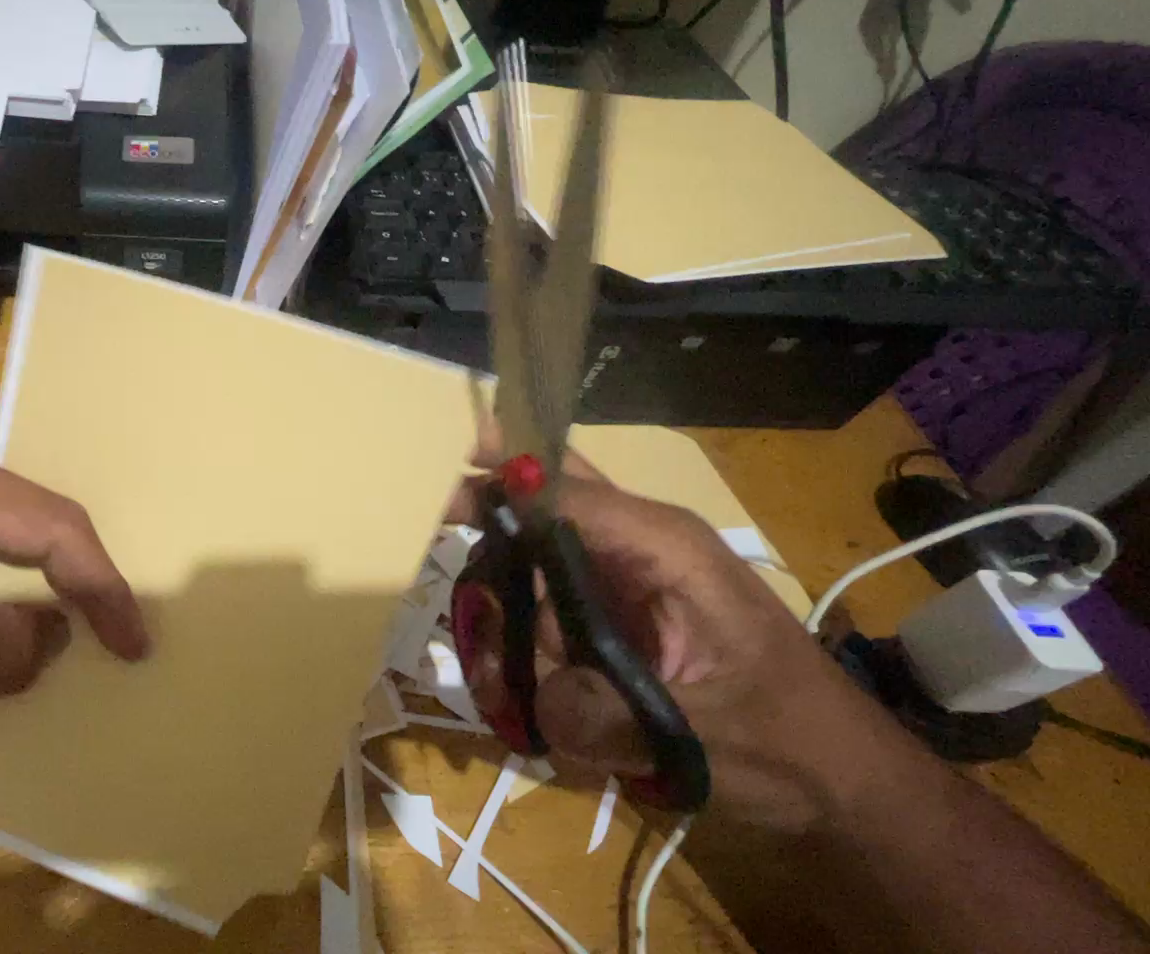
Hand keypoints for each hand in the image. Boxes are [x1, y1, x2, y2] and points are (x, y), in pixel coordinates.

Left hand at [0, 424, 148, 735]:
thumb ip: (5, 650)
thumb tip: (61, 633)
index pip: (50, 522)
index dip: (101, 584)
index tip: (134, 645)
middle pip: (33, 503)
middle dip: (76, 564)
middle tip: (116, 621)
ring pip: (6, 511)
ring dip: (40, 564)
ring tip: (82, 613)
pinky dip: (1, 563)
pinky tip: (13, 599)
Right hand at [462, 467, 895, 829]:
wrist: (834, 783)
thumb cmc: (787, 742)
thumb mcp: (702, 736)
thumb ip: (611, 717)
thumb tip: (534, 700)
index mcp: (660, 546)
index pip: (562, 489)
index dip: (496, 483)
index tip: (432, 494)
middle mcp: (628, 550)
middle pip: (535, 504)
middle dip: (482, 519)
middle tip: (431, 547)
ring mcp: (610, 586)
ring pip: (523, 563)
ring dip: (496, 611)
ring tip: (497, 683)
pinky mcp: (600, 623)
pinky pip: (535, 612)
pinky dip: (511, 647)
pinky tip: (514, 695)